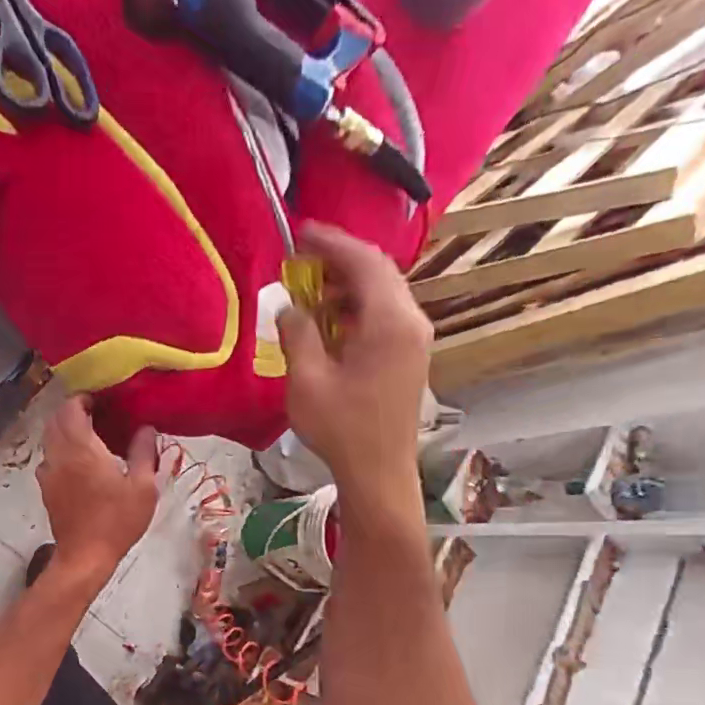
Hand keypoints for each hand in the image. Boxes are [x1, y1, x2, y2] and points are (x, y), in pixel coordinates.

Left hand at [36, 396, 158, 582]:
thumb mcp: (142, 487)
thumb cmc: (117, 521)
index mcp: (81, 449)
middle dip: (74, 412)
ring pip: (50, 439)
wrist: (85, 556)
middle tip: (99, 416)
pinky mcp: (46, 489)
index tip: (102, 401)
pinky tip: (80, 464)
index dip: (83, 399)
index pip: (71, 408)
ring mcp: (48, 473)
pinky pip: (50, 459)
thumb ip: (143, 452)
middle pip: (56, 420)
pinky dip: (61, 451)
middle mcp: (59, 455)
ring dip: (66, 431)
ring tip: (91, 438)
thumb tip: (145, 428)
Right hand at [278, 222, 430, 512]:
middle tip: (300, 260)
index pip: (363, 262)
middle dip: (338, 260)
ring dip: (346, 285)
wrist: (379, 472)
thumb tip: (290, 307)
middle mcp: (411, 322)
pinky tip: (329, 321)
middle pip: (377, 272)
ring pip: (381, 293)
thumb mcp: (307, 381)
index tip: (300, 231)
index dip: (331, 242)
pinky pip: (384, 315)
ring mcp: (415, 339)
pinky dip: (356, 307)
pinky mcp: (410, 355)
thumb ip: (297, 334)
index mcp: (390, 322)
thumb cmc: (342, 429)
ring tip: (309, 291)